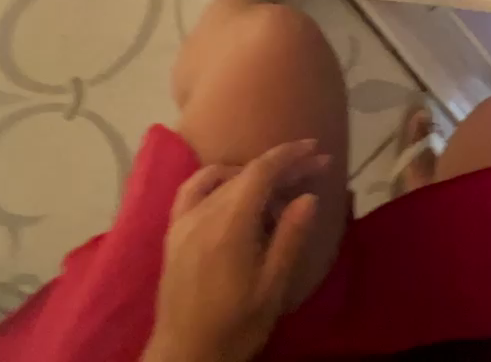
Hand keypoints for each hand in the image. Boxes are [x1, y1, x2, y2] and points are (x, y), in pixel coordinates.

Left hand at [145, 139, 330, 361]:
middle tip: (315, 168)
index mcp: (229, 227)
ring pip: (226, 179)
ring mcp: (184, 221)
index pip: (261, 171)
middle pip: (247, 173)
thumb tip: (309, 196)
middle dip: (283, 166)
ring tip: (281, 183)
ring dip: (256, 173)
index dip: (290, 155)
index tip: (316, 149)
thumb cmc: (234, 327)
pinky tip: (233, 184)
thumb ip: (290, 238)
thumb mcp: (272, 288)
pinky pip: (194, 188)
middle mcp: (204, 215)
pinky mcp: (174, 232)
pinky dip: (218, 177)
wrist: (184, 359)